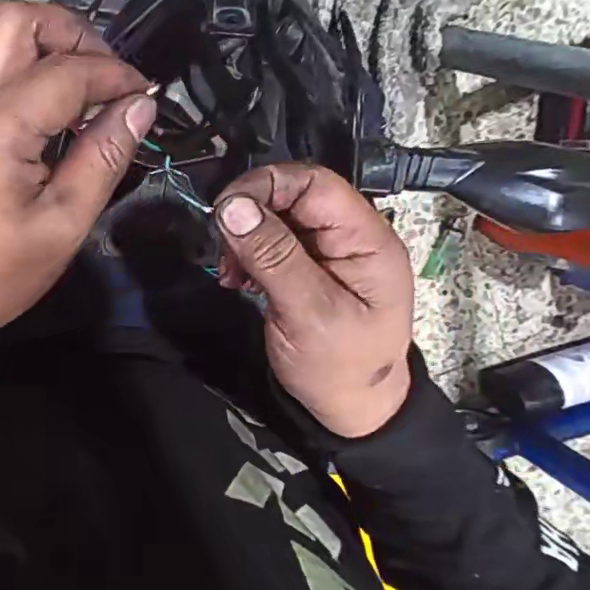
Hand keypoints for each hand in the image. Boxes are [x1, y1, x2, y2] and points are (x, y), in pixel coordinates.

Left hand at [0, 3, 156, 334]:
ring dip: (27, 33)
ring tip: (61, 69)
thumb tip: (138, 106)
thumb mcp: (65, 224)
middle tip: (102, 73)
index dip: (114, 75)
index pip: (66, 73)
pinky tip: (21, 80)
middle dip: (71, 33)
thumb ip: (104, 156)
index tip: (140, 93)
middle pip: (15, 21)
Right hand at [214, 164, 413, 437]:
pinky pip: (269, 241)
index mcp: (365, 239)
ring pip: (273, 216)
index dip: (265, 186)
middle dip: (249, 215)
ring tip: (232, 273)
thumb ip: (272, 257)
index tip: (224, 213)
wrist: (350, 407)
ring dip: (243, 237)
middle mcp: (347, 236)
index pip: (313, 182)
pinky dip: (245, 253)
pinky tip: (237, 279)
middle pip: (290, 195)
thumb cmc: (340, 366)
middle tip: (225, 252)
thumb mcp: (307, 313)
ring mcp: (325, 251)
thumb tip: (232, 207)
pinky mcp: (303, 266)